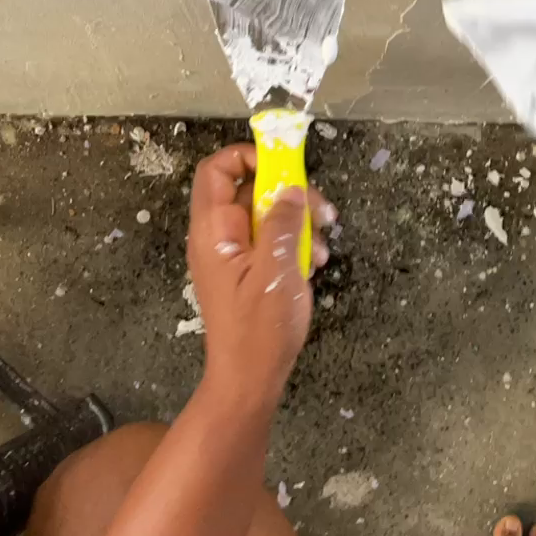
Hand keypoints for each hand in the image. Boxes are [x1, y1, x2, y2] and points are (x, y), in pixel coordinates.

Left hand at [186, 145, 334, 402]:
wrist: (250, 378)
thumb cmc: (260, 327)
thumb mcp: (277, 269)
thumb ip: (282, 222)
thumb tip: (289, 188)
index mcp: (213, 230)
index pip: (216, 169)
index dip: (248, 157)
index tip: (285, 166)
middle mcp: (218, 236)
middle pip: (249, 189)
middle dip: (288, 194)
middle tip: (321, 211)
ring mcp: (233, 255)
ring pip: (265, 215)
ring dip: (298, 222)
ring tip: (320, 247)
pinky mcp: (247, 271)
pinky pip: (269, 241)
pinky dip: (293, 244)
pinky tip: (313, 263)